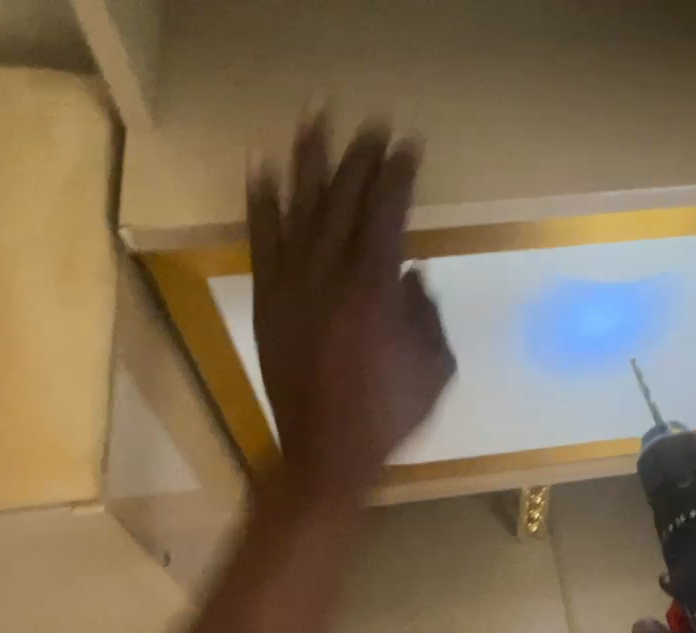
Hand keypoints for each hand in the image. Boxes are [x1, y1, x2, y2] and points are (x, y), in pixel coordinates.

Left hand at [246, 114, 455, 500]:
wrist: (326, 453)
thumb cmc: (389, 416)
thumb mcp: (434, 369)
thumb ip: (426, 316)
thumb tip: (412, 277)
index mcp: (376, 291)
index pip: (388, 214)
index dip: (399, 175)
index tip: (409, 146)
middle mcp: (331, 276)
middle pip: (344, 200)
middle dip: (360, 158)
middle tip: (373, 125)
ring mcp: (293, 286)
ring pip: (300, 209)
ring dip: (308, 160)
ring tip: (315, 117)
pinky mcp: (269, 301)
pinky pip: (262, 241)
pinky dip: (261, 202)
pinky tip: (261, 167)